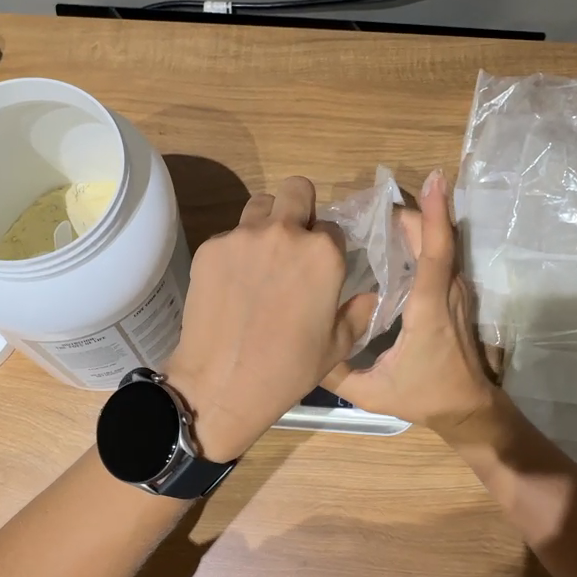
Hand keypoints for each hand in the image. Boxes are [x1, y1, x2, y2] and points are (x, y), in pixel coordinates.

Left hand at [164, 176, 372, 460]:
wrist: (222, 385)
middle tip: (293, 243)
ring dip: (266, 223)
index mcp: (323, 254)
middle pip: (297, 191)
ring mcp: (242, 237)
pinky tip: (232, 286)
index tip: (319, 268)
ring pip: (260, 206)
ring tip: (261, 260)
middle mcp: (285, 234)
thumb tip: (367, 295)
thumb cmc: (287, 371)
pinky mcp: (210, 248)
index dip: (327, 247)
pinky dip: (235, 252)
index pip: (332, 228)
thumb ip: (357, 311)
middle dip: (300, 209)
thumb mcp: (338, 346)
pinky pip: (229, 236)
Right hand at [324, 169, 499, 439]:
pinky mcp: (455, 294)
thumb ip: (334, 372)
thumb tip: (300, 346)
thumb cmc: (424, 397)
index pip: (435, 253)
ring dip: (413, 222)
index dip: (435, 214)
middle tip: (363, 206)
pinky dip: (420, 237)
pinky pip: (439, 255)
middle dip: (406, 213)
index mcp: (429, 309)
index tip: (435, 180)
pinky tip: (392, 236)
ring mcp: (456, 292)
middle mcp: (448, 292)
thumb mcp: (372, 393)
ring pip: (439, 244)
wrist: (468, 409)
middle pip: (434, 238)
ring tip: (373, 215)